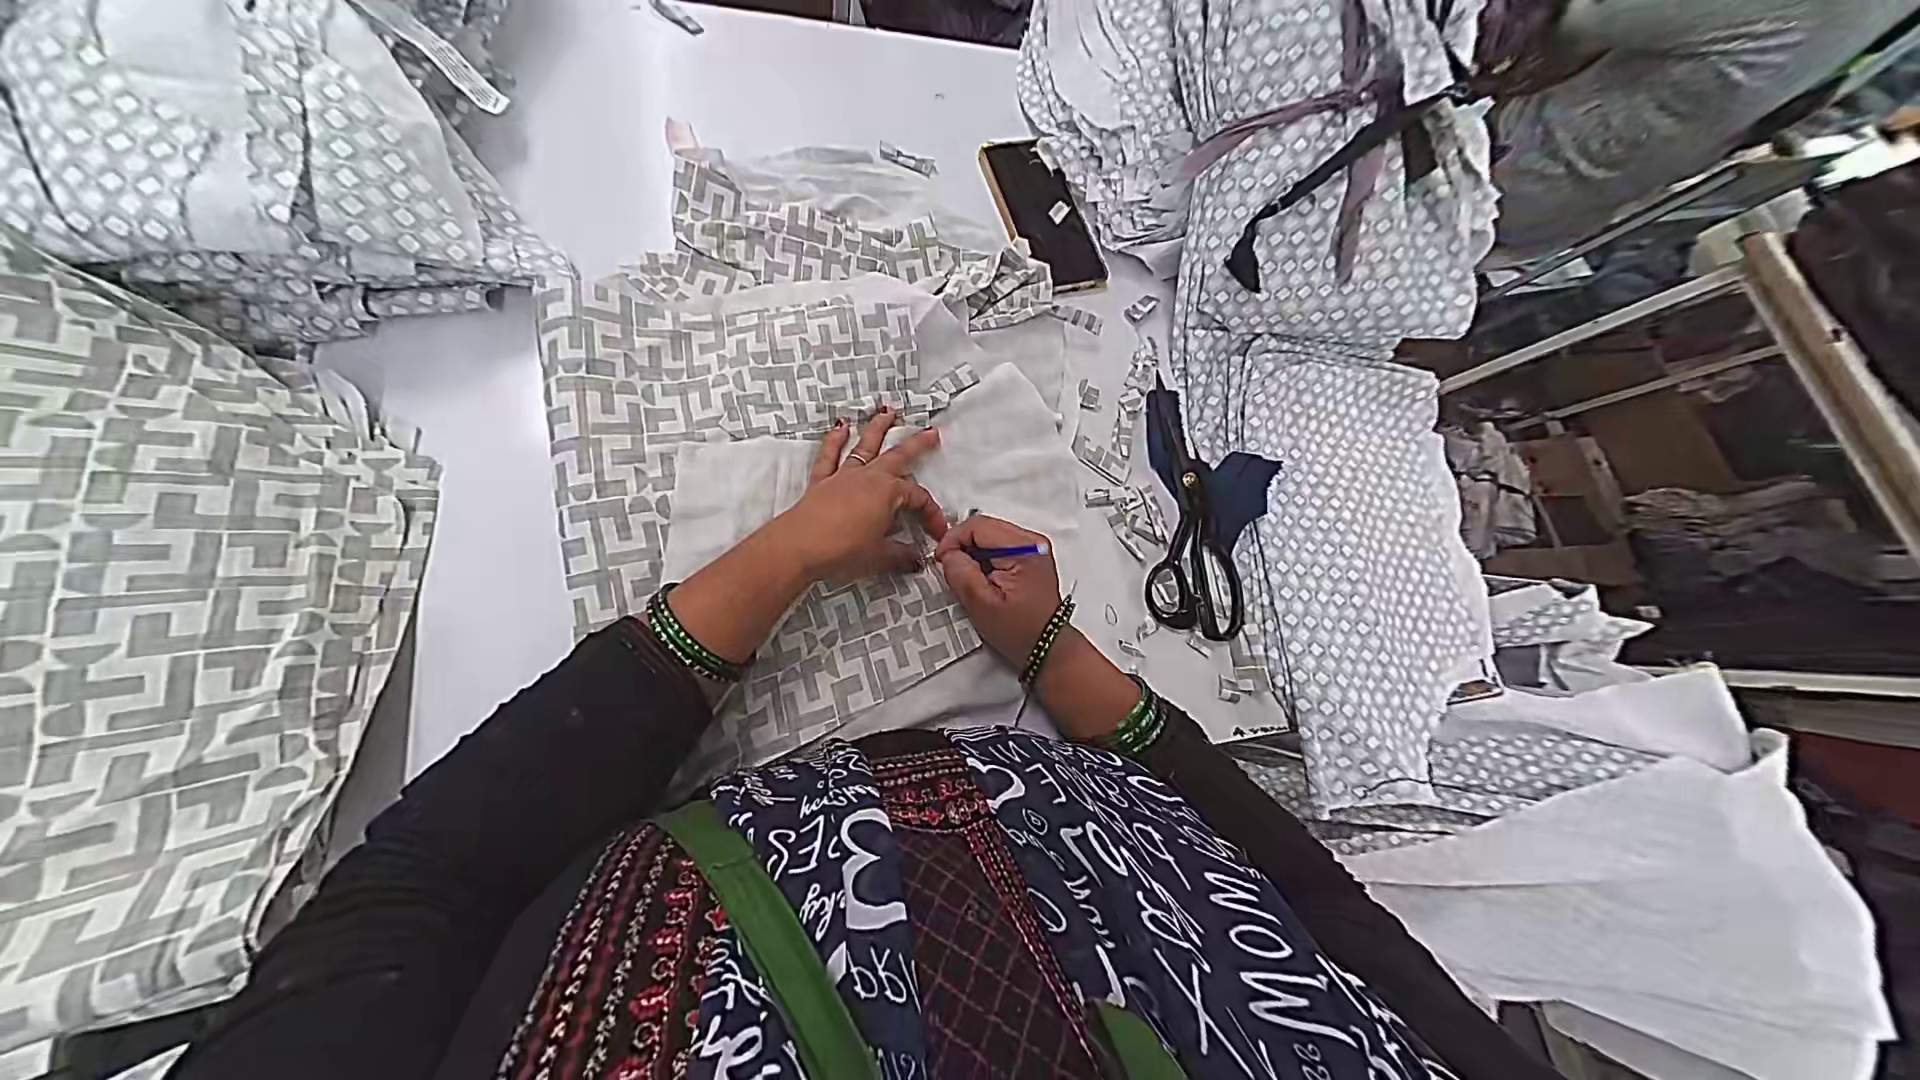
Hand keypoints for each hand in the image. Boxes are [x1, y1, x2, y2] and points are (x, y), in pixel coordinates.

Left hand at [763, 407, 947, 585]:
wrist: (799, 547)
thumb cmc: (842, 550)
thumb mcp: (879, 556)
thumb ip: (901, 555)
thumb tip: (915, 559)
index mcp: (888, 492)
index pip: (918, 499)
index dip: (931, 514)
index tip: (936, 532)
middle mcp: (868, 477)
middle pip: (898, 456)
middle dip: (917, 444)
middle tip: (931, 433)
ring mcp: (844, 476)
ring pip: (866, 446)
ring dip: (878, 428)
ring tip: (888, 413)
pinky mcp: (822, 482)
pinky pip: (830, 455)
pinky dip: (835, 440)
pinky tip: (841, 427)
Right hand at [936, 515, 1139, 740]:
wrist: (1045, 647)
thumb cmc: (1021, 631)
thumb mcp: (981, 603)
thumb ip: (960, 572)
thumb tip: (948, 553)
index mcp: (1025, 548)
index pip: (978, 525)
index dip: (953, 539)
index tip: (942, 559)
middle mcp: (1032, 542)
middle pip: (983, 527)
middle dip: (962, 546)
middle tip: (952, 569)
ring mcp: (1032, 548)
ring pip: (988, 535)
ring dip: (972, 553)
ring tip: (970, 579)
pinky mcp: (1028, 556)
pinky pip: (997, 546)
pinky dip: (983, 558)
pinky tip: (983, 579)